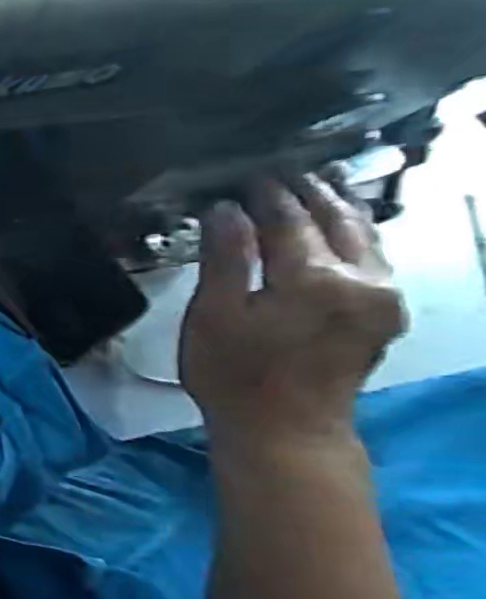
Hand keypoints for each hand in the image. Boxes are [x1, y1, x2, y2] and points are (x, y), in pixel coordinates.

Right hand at [180, 175, 405, 440]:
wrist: (283, 425)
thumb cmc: (232, 371)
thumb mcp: (213, 314)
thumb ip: (225, 258)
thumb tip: (226, 210)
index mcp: (314, 279)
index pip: (288, 222)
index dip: (266, 196)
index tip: (248, 176)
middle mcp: (364, 280)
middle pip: (338, 222)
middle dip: (310, 194)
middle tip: (284, 172)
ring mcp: (384, 297)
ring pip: (367, 237)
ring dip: (339, 210)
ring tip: (317, 188)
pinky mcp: (386, 313)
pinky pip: (375, 258)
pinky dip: (354, 234)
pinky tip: (339, 229)